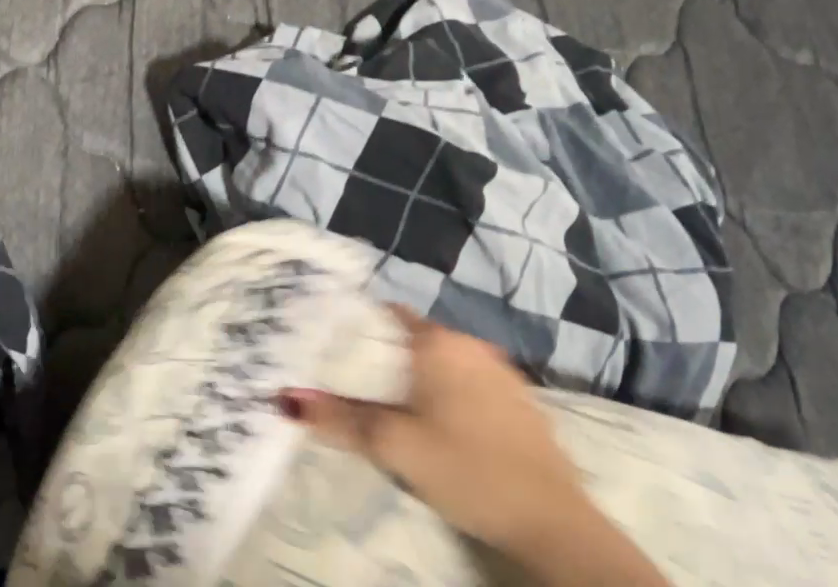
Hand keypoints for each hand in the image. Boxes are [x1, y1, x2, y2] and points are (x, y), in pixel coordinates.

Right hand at [277, 307, 665, 585]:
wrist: (553, 523)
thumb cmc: (465, 468)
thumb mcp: (391, 444)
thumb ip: (339, 418)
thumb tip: (284, 398)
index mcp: (439, 342)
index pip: (387, 314)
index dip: (356, 326)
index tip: (328, 345)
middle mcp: (471, 346)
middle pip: (414, 340)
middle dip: (383, 357)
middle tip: (347, 382)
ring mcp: (502, 375)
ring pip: (443, 365)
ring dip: (416, 379)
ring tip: (384, 406)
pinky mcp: (521, 407)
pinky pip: (469, 387)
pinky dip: (446, 397)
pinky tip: (435, 428)